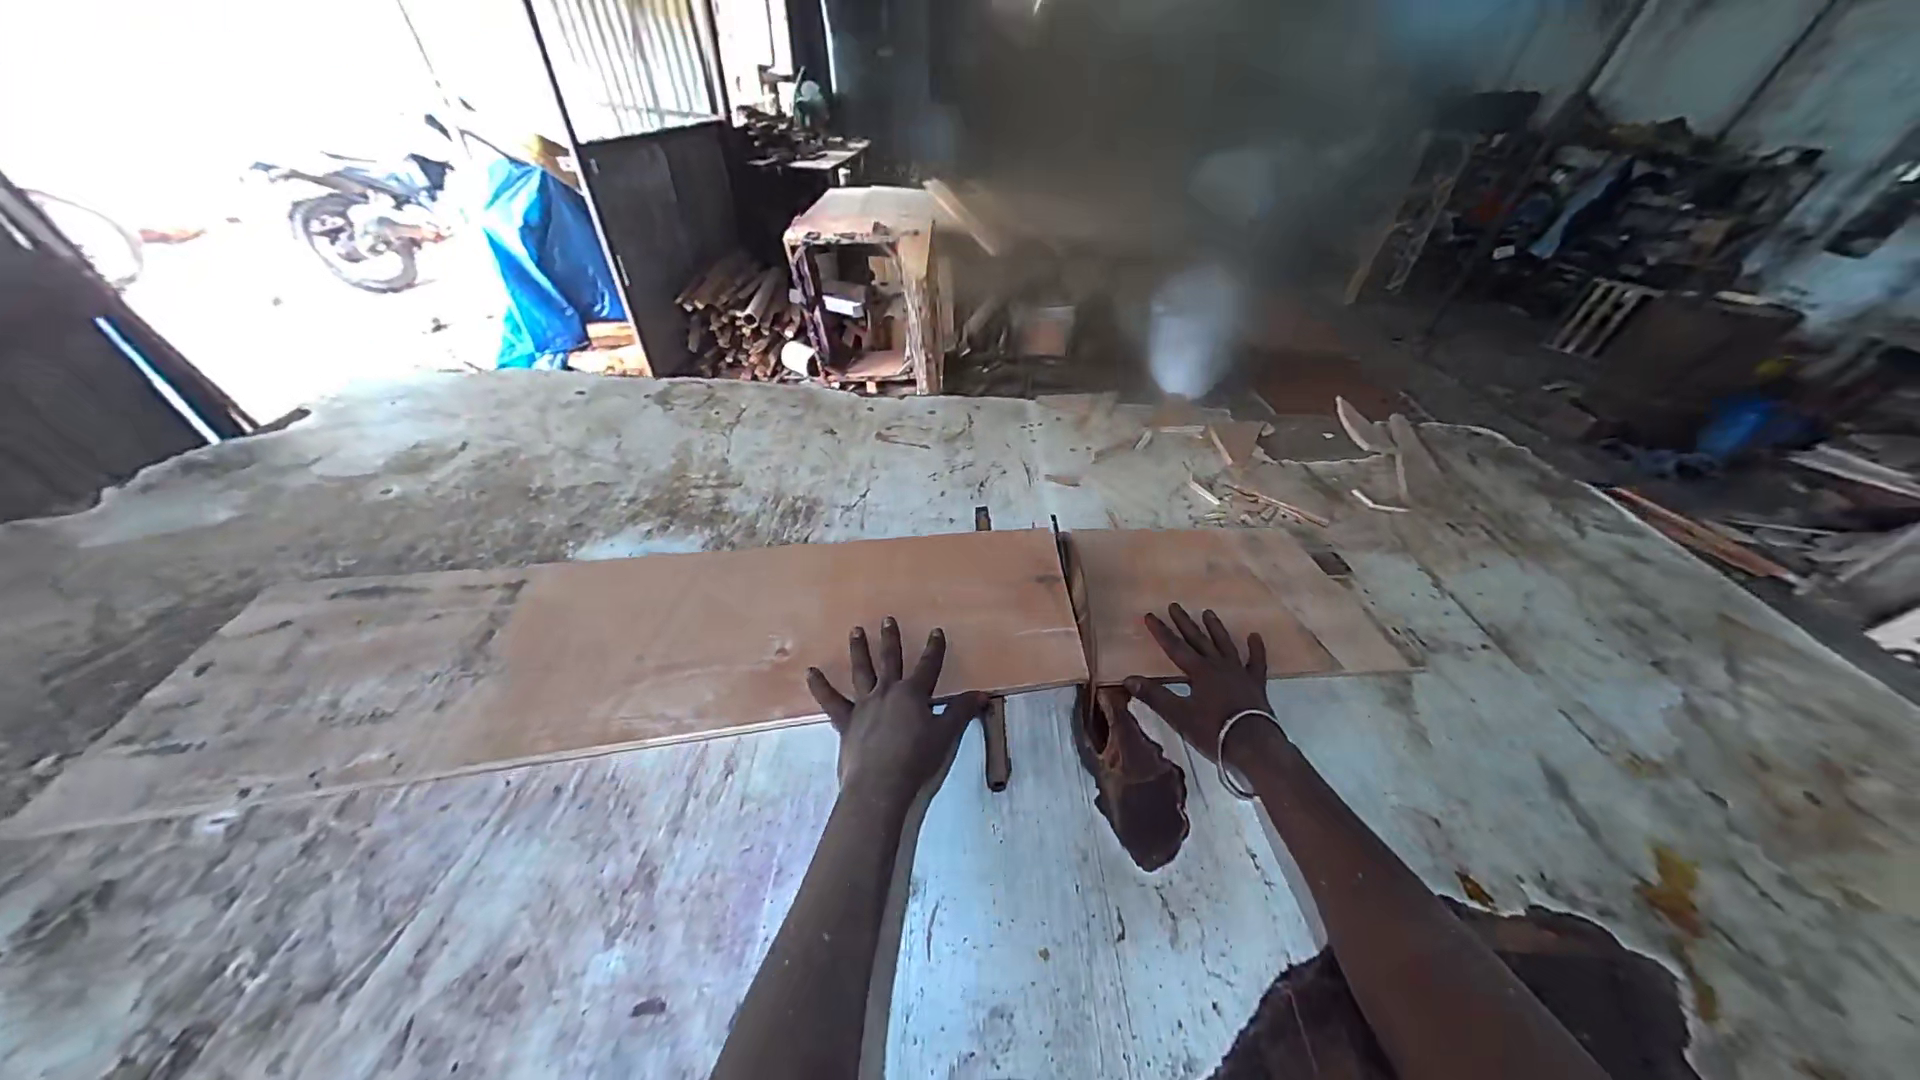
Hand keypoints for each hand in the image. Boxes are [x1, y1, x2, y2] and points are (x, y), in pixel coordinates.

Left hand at [806, 617, 990, 807]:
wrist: (880, 784)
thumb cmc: (917, 760)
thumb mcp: (946, 736)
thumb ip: (961, 712)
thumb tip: (982, 695)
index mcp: (913, 694)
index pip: (928, 666)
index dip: (933, 649)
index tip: (935, 632)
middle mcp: (887, 692)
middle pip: (891, 660)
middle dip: (891, 639)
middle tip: (887, 620)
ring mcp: (864, 706)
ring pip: (862, 671)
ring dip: (859, 650)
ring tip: (856, 631)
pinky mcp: (846, 722)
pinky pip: (831, 700)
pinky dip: (820, 686)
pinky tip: (810, 672)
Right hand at [1124, 604, 1275, 767]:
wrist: (1254, 745)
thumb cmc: (1213, 730)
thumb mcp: (1178, 714)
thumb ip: (1153, 695)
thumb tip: (1128, 679)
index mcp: (1199, 671)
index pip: (1175, 647)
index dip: (1161, 631)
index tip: (1150, 615)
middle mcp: (1218, 666)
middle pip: (1198, 640)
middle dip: (1184, 623)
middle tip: (1175, 606)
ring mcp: (1239, 673)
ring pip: (1224, 645)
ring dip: (1215, 629)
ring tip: (1207, 613)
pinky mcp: (1255, 684)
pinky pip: (1256, 662)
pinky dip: (1256, 649)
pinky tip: (1254, 636)